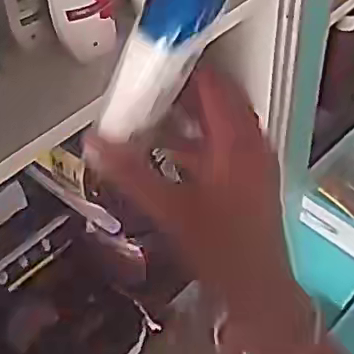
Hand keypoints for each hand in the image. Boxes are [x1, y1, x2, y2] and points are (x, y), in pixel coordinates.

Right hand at [85, 66, 310, 353]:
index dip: (185, 66)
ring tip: (149, 110)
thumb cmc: (222, 250)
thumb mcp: (170, 208)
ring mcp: (252, 161)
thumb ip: (130, 172)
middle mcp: (250, 144)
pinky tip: (164, 147)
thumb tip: (93, 141)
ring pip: (218, 120)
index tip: (153, 59)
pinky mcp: (248, 178)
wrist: (259, 294)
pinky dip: (193, 136)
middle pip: (217, 98)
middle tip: (145, 83)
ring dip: (187, 112)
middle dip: (181, 88)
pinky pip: (219, 141)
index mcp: (237, 142)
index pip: (213, 84)